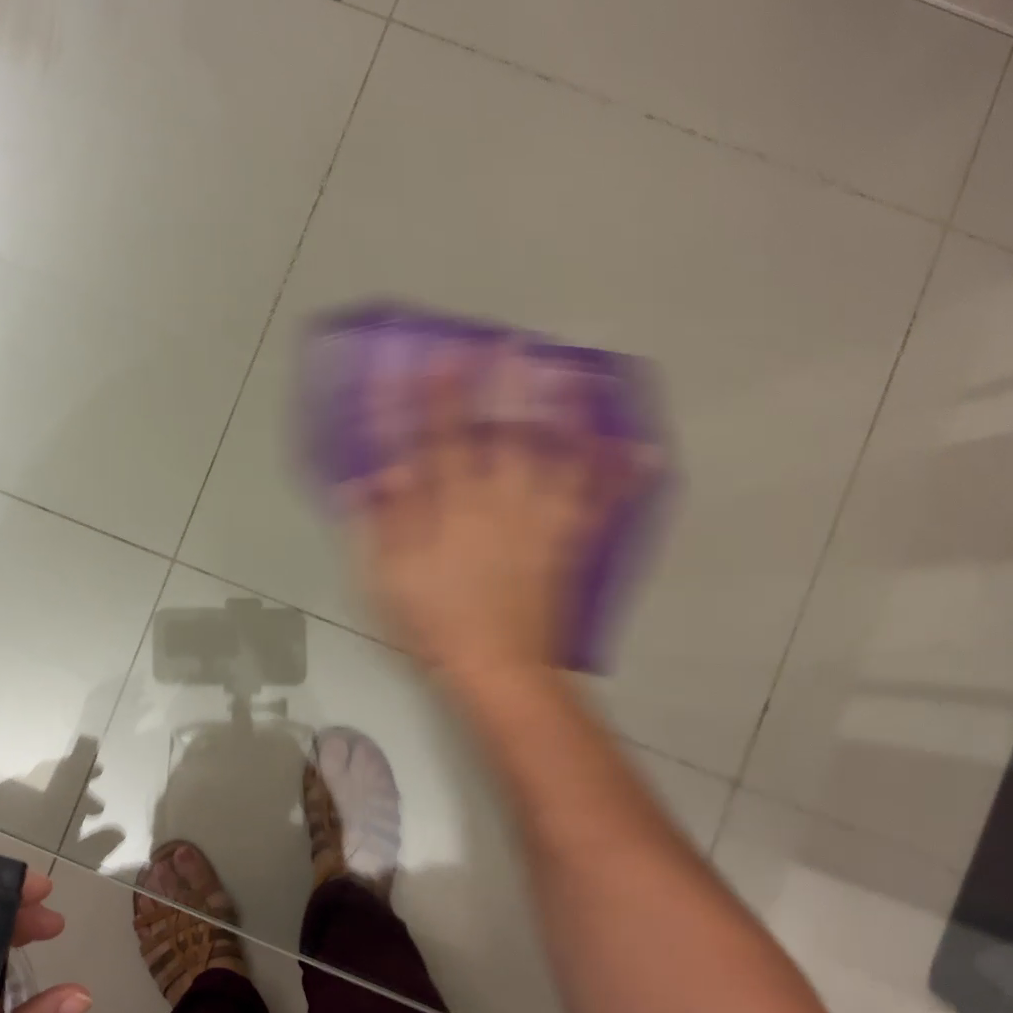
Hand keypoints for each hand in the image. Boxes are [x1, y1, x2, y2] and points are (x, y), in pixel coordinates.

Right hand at [345, 351, 633, 693]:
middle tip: (512, 344)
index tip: (435, 356)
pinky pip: (599, 504)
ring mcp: (539, 520)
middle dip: (504, 387)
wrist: (496, 668)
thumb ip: (382, 522)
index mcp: (450, 509)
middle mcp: (497, 503)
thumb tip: (369, 475)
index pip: (439, 441)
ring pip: (556, 457)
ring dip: (567, 413)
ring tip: (576, 373)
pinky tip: (642, 450)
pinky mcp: (568, 543)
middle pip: (503, 435)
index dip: (434, 398)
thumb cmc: (431, 620)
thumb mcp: (386, 575)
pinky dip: (622, 476)